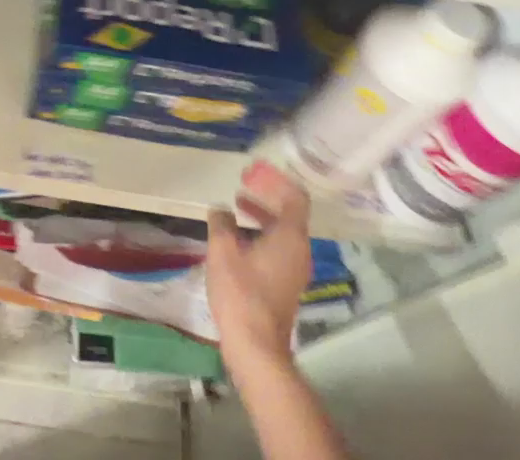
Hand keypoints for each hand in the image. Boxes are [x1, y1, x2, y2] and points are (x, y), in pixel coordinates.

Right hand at [207, 163, 313, 374]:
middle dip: (266, 194)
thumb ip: (221, 224)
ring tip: (236, 206)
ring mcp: (296, 269)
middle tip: (243, 183)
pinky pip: (279, 247)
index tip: (252, 173)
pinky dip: (262, 234)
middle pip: (290, 212)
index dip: (274, 180)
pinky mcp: (287, 284)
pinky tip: (238, 239)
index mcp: (290, 237)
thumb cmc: (241, 295)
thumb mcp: (223, 253)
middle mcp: (300, 250)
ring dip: (262, 214)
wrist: (257, 347)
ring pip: (283, 231)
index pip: (294, 196)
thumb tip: (220, 210)